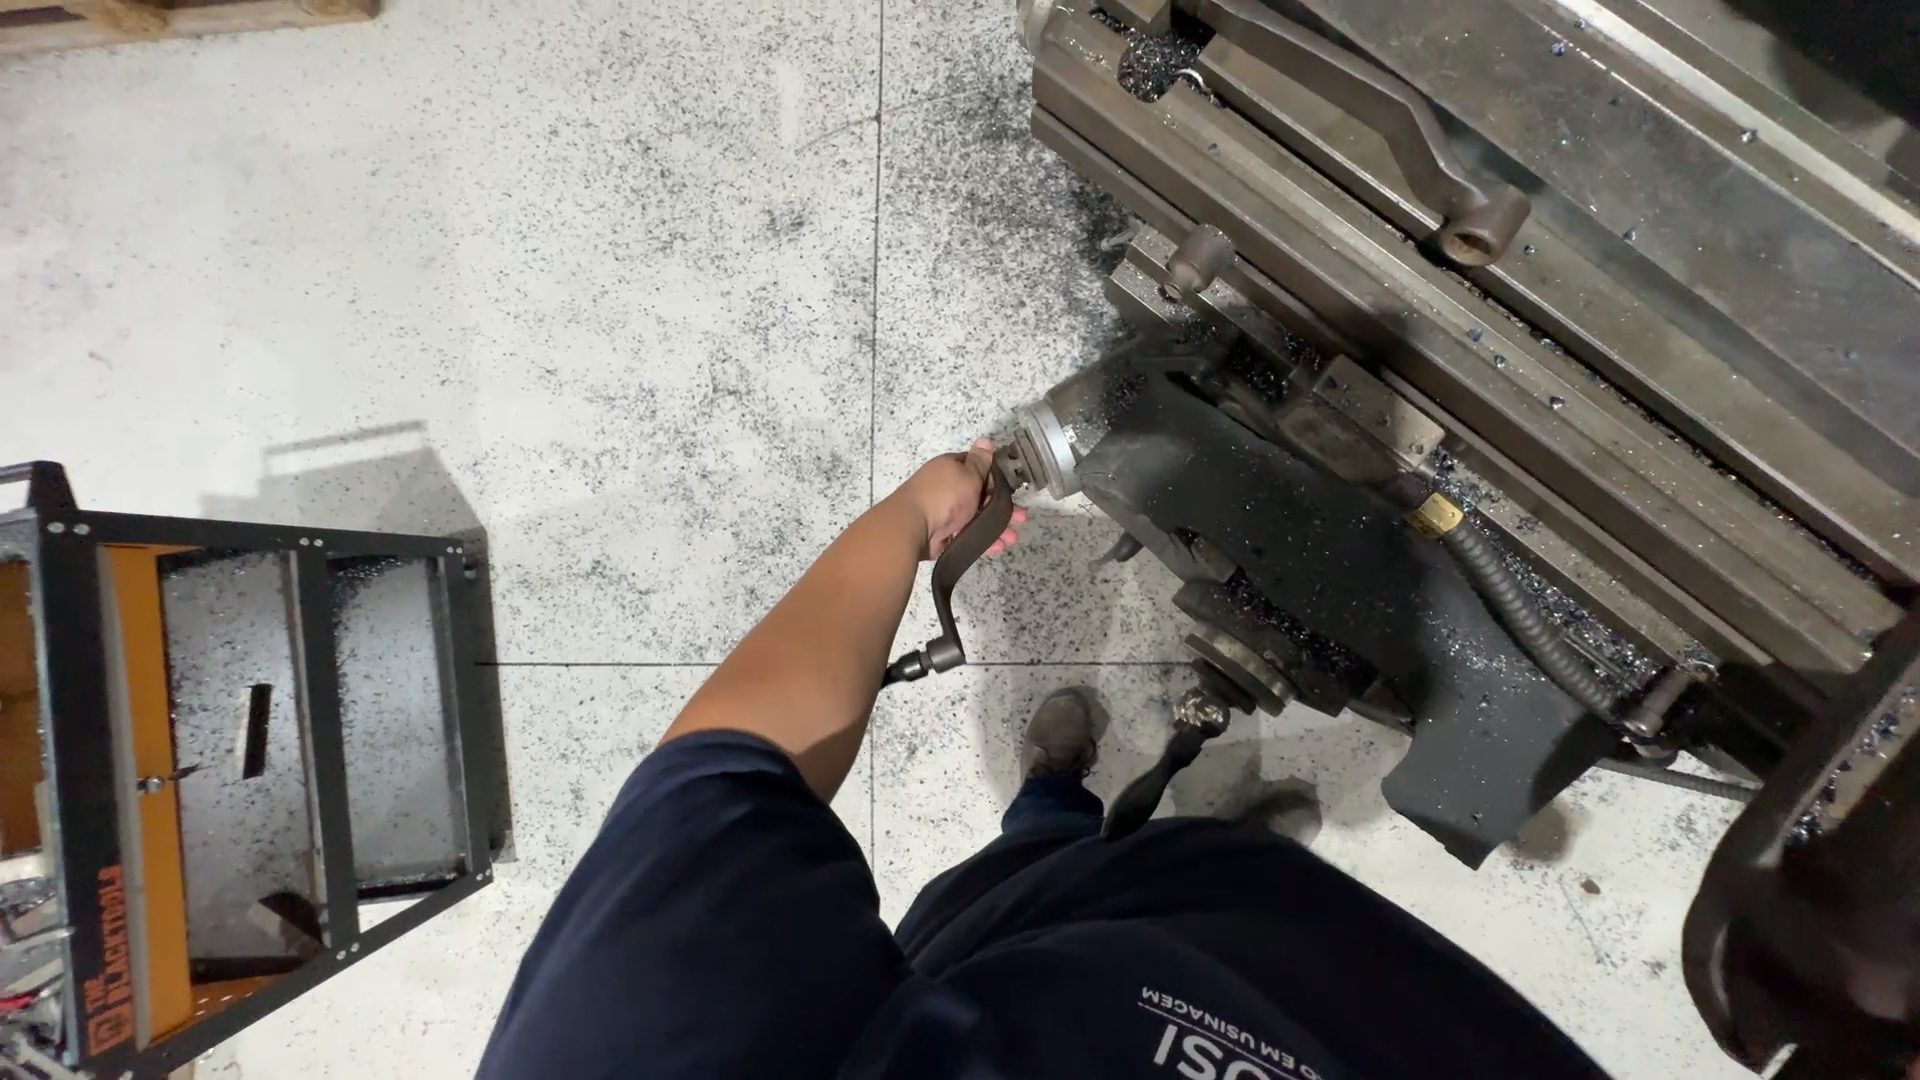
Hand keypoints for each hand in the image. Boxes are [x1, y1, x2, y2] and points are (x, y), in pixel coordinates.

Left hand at [894, 438, 1028, 560]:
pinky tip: (999, 547)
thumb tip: (985, 440)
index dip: (996, 478)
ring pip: (977, 519)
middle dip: (1002, 508)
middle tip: (1021, 518)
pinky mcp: (944, 534)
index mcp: (951, 469)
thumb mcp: (968, 474)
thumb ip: (981, 462)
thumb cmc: (945, 495)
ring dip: (996, 527)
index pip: (978, 468)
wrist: (913, 527)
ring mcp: (945, 513)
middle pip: (981, 497)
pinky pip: (968, 536)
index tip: (1012, 489)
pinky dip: (984, 541)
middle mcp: (948, 489)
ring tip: (1013, 538)